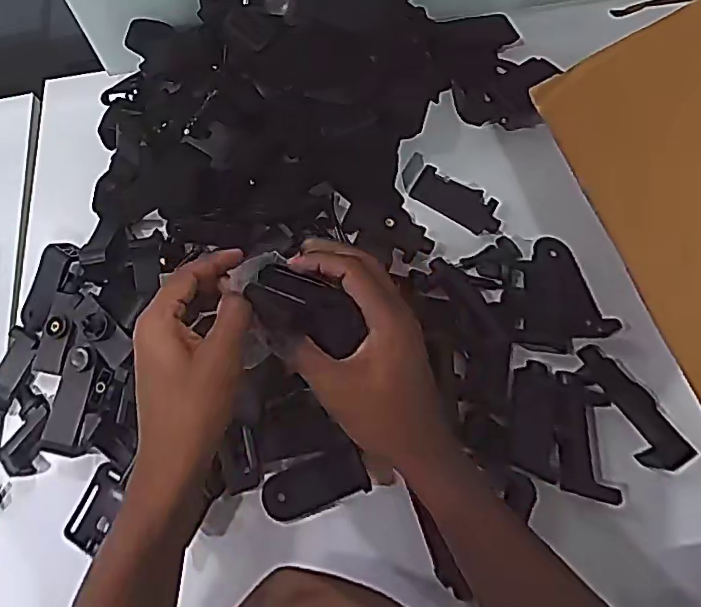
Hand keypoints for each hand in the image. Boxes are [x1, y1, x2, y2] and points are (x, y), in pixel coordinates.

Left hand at [129, 248, 252, 497]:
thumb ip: (234, 313)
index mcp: (156, 321)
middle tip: (245, 280)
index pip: (185, 274)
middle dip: (217, 281)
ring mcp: (158, 350)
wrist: (174, 465)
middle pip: (185, 290)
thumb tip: (241, 292)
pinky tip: (234, 333)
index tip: (238, 257)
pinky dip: (212, 325)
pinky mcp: (168, 367)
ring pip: (190, 311)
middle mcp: (152, 332)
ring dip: (217, 303)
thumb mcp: (221, 355)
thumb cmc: (187, 419)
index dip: (215, 261)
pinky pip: (191, 331)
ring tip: (244, 304)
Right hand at [284, 240, 461, 475]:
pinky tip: (335, 290)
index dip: (321, 260)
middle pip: (367, 262)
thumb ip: (303, 354)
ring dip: (344, 263)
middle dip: (332, 251)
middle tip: (302, 251)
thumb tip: (280, 331)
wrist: (421, 449)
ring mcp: (403, 322)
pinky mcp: (400, 333)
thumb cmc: (390, 422)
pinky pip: (376, 290)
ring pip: (374, 274)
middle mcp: (400, 314)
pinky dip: (353, 280)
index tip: (295, 263)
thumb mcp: (334, 387)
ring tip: (314, 263)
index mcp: (388, 319)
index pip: (354, 269)